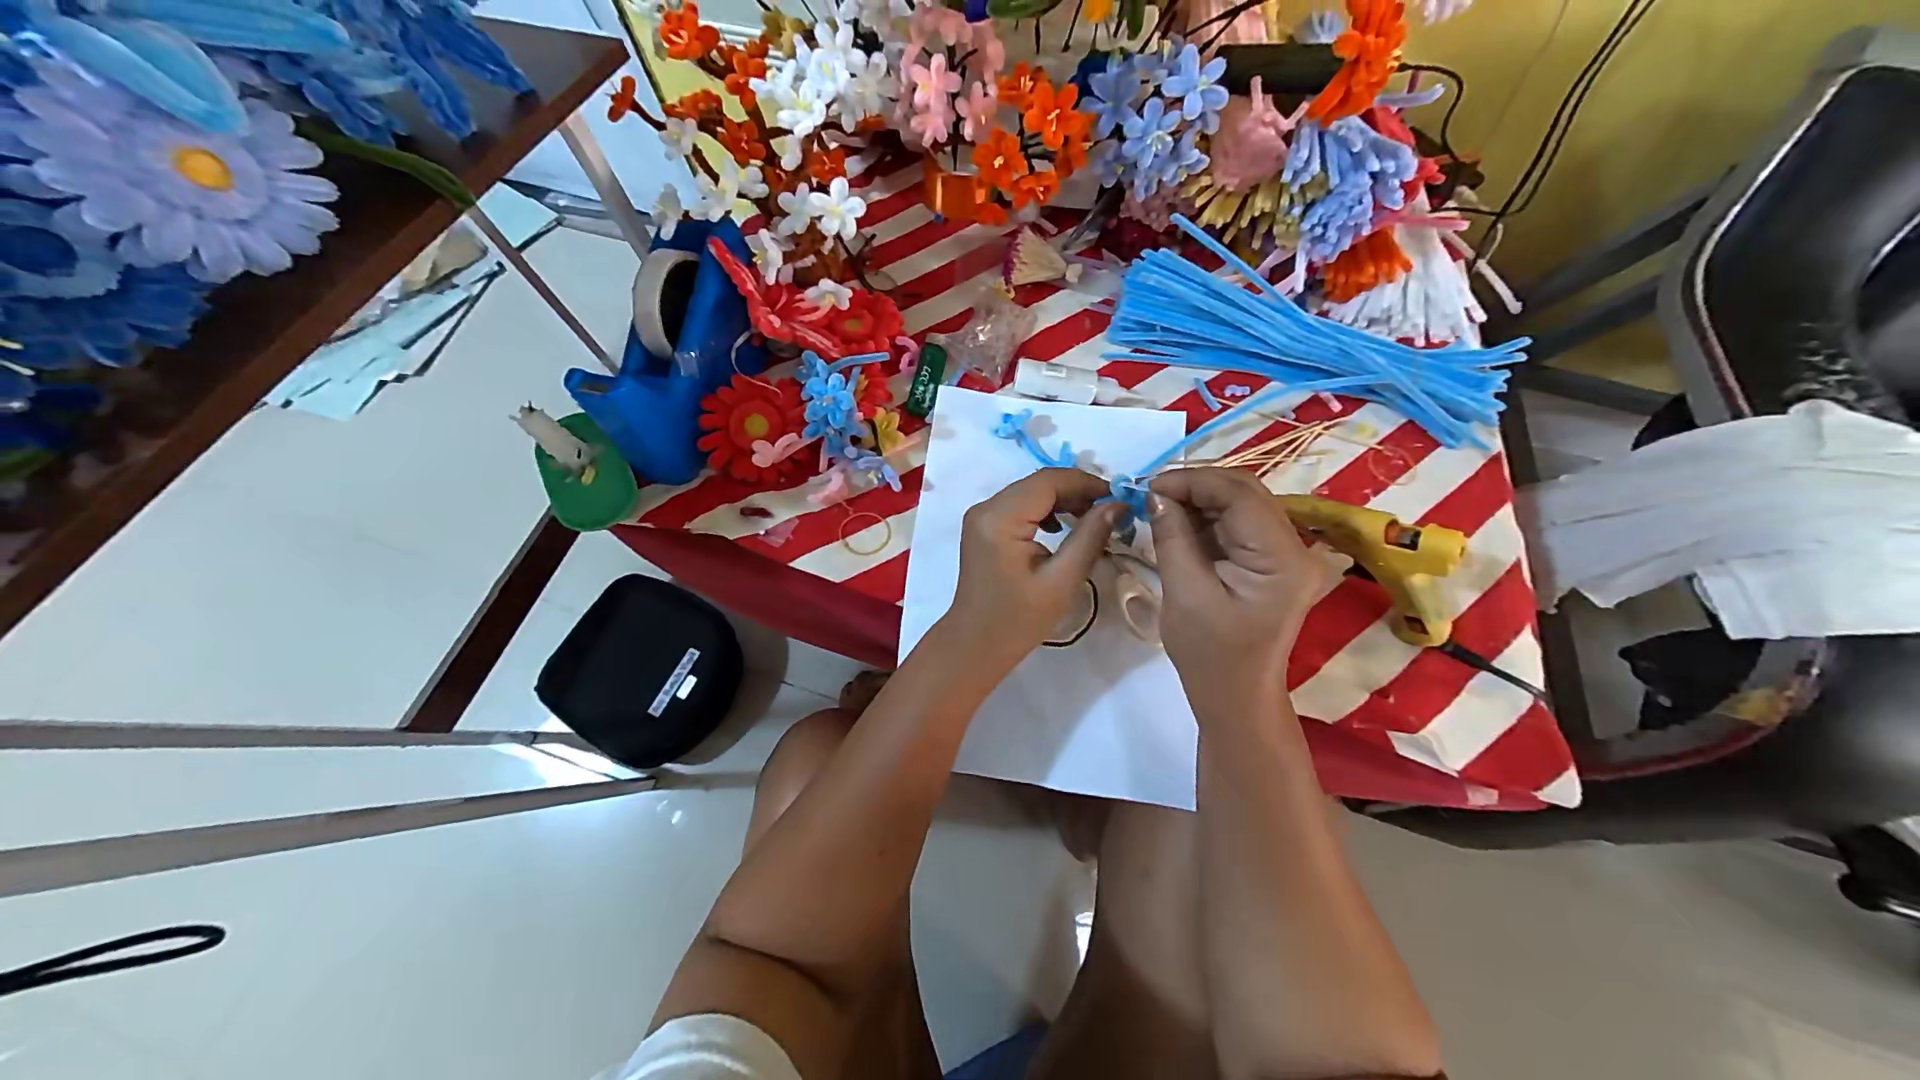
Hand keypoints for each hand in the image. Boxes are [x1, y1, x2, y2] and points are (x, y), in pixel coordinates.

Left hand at [938, 468, 1120, 667]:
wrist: (976, 643)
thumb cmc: (1019, 619)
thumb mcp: (1062, 580)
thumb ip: (1090, 537)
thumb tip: (1117, 504)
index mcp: (999, 519)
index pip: (1048, 481)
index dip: (1086, 483)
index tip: (1119, 498)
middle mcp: (985, 508)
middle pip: (1038, 483)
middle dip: (1077, 490)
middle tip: (1111, 510)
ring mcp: (981, 515)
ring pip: (1031, 492)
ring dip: (1063, 499)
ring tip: (1093, 519)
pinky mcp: (984, 526)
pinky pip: (1020, 505)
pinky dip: (1045, 509)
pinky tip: (1063, 528)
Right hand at [1149, 468, 1335, 698]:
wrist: (1234, 693)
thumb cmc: (1208, 652)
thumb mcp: (1184, 592)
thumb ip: (1172, 536)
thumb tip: (1156, 494)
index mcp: (1282, 558)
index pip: (1240, 494)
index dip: (1192, 481)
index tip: (1149, 487)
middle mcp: (1295, 547)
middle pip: (1245, 491)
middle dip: (1196, 485)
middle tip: (1151, 493)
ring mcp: (1287, 552)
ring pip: (1241, 502)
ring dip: (1200, 498)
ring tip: (1160, 505)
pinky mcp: (1272, 559)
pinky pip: (1239, 522)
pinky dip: (1207, 515)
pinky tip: (1179, 520)